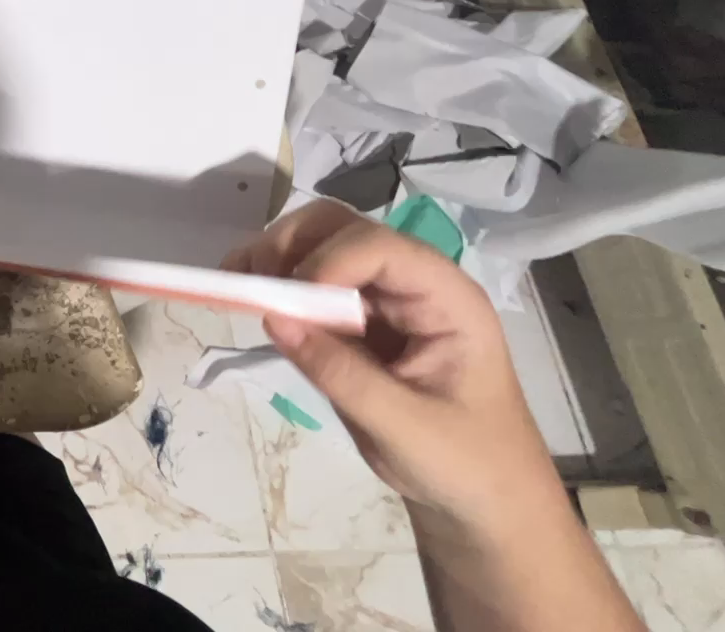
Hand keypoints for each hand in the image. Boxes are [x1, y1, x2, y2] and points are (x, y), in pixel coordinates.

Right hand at [223, 200, 561, 530]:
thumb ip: (339, 372)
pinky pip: (304, 274)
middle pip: (339, 227)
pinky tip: (247, 296)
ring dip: (272, 256)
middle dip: (289, 245)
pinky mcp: (352, 311)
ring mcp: (380, 293)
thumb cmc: (466, 464)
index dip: (328, 261)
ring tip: (240, 290)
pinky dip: (269, 277)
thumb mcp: (406, 428)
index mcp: (447, 300)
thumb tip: (271, 317)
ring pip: (315, 240)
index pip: (380, 248)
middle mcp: (412, 281)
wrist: (483, 498)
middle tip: (252, 285)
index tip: (287, 304)